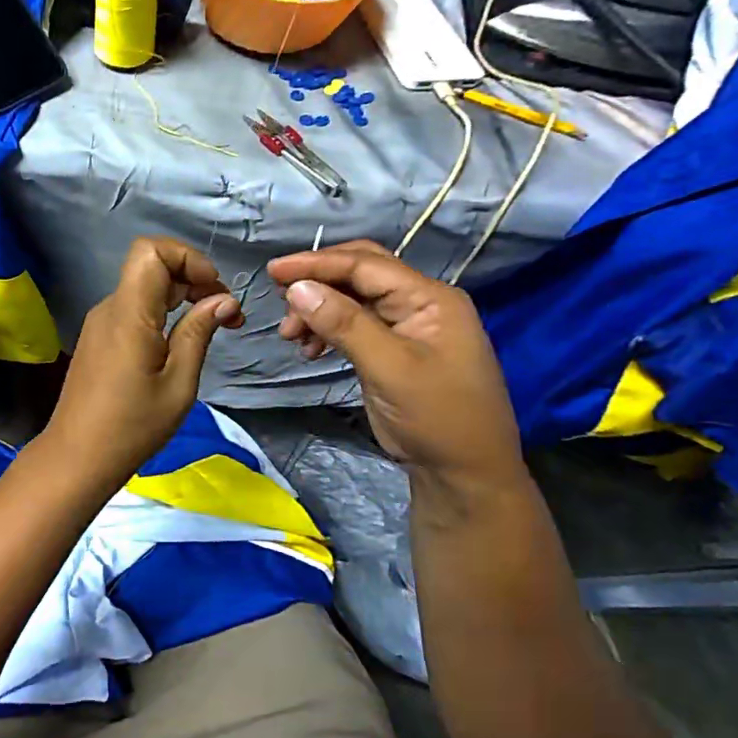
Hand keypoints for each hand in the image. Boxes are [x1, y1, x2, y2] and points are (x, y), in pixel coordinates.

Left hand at [43, 237, 242, 479]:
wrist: (77, 456)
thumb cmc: (133, 426)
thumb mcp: (179, 383)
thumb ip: (198, 333)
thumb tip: (224, 299)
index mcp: (128, 313)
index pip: (150, 250)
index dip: (187, 257)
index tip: (213, 290)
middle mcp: (110, 308)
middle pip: (151, 265)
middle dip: (193, 278)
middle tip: (226, 314)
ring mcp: (101, 322)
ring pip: (144, 287)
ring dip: (181, 297)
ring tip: (212, 328)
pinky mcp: (99, 338)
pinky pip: (134, 309)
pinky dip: (162, 313)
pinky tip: (180, 342)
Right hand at [267, 240, 522, 484]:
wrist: (464, 474)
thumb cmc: (436, 417)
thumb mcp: (389, 368)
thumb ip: (344, 323)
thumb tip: (296, 288)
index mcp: (429, 298)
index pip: (364, 265)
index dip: (316, 263)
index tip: (273, 270)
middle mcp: (418, 303)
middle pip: (358, 275)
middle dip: (316, 283)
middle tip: (279, 298)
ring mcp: (405, 326)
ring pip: (350, 300)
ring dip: (317, 310)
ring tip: (291, 336)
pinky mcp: (392, 348)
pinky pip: (352, 324)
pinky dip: (327, 330)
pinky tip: (310, 349)